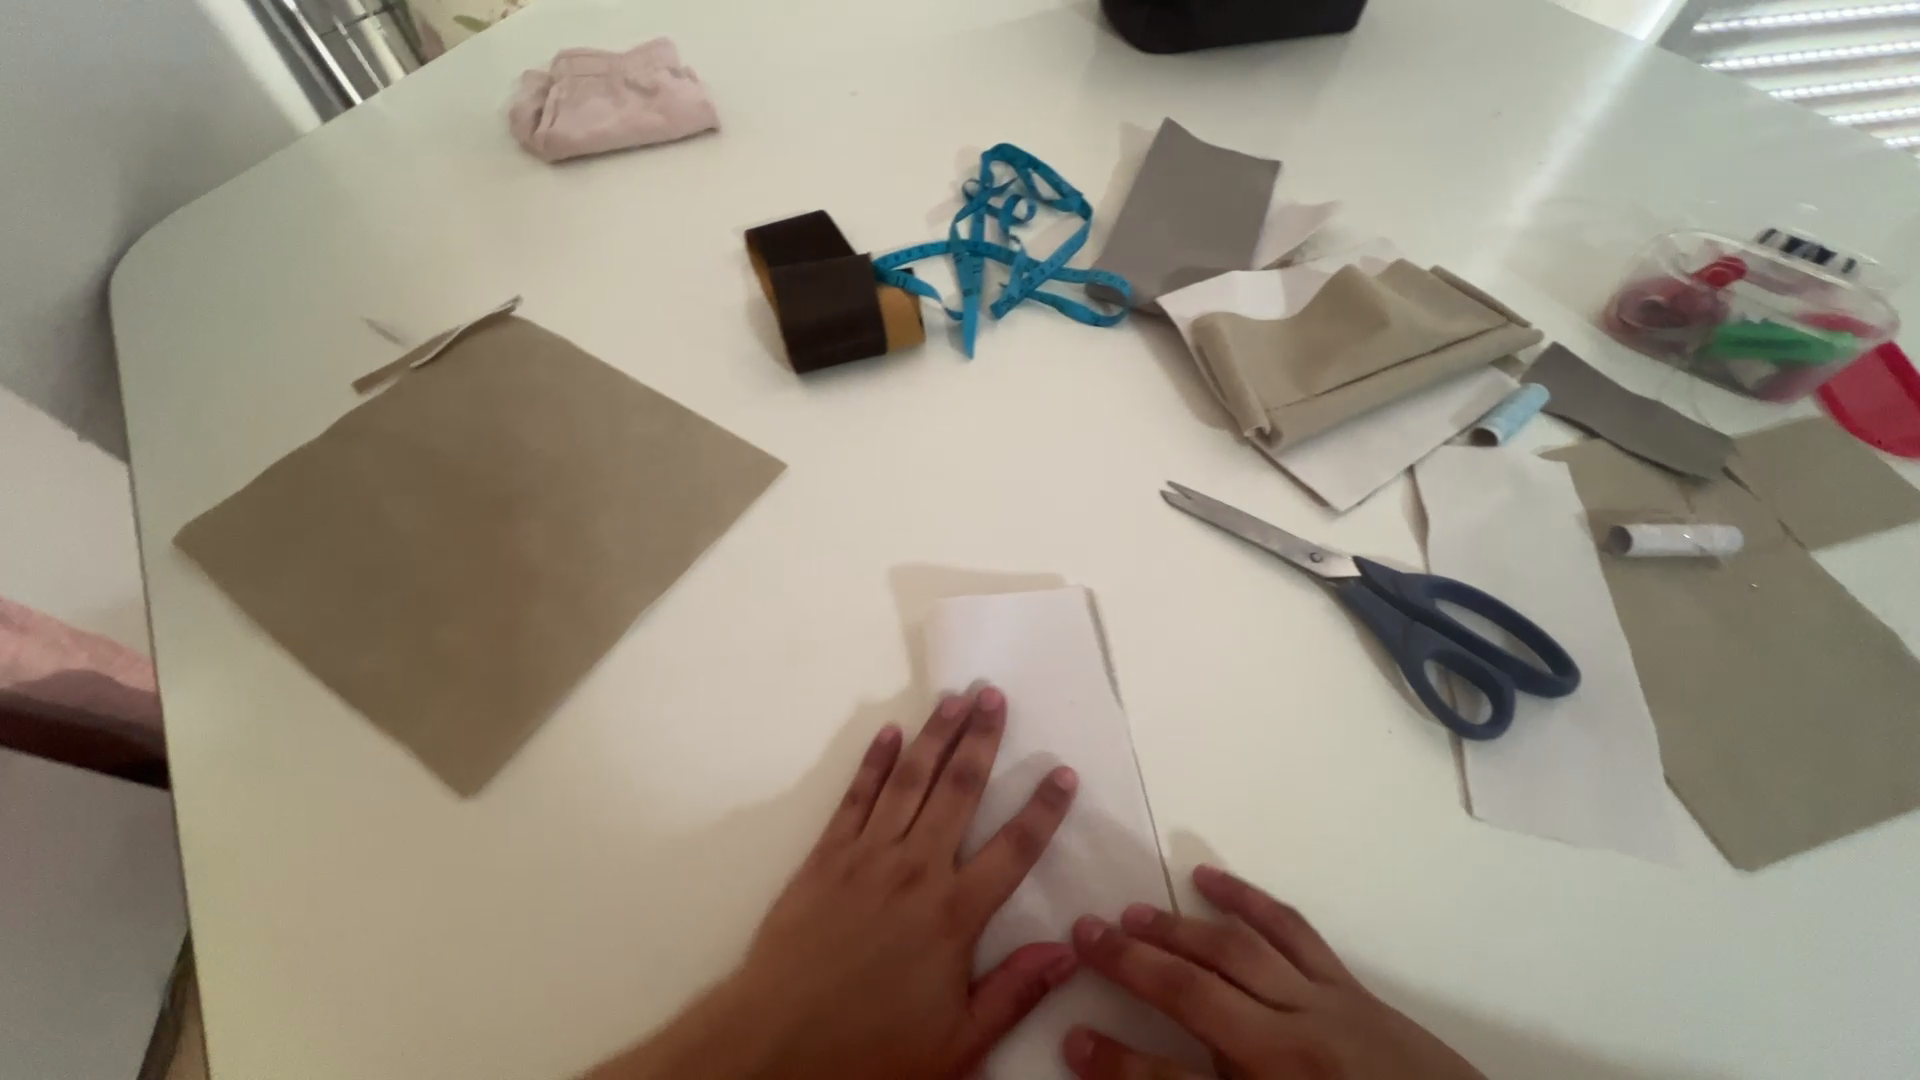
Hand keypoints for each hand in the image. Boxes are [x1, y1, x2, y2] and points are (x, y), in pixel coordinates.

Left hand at [588, 687, 1080, 1079]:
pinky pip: (856, 797)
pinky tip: (889, 733)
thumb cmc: (872, 1048)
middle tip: (995, 697)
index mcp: (955, 913)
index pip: (1015, 849)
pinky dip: (874, 762)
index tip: (1063, 772)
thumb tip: (1067, 951)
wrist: (776, 1044)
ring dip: (935, 735)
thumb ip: (1014, 993)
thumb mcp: (957, 1043)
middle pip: (959, 790)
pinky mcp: (828, 854)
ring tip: (955, 699)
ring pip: (910, 780)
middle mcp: (917, 868)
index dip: (1044, 810)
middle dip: (981, 740)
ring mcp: (869, 854)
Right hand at [1064, 866, 1484, 1079]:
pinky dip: (1247, 899)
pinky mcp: (1350, 986)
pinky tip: (1209, 877)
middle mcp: (1292, 1046)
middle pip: (1193, 994)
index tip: (1071, 1040)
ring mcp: (1324, 1006)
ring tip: (1130, 913)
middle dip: (1131, 963)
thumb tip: (1162, 1075)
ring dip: (1176, 928)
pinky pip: (1291, 930)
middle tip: (1083, 933)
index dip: (1117, 1064)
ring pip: (1235, 952)